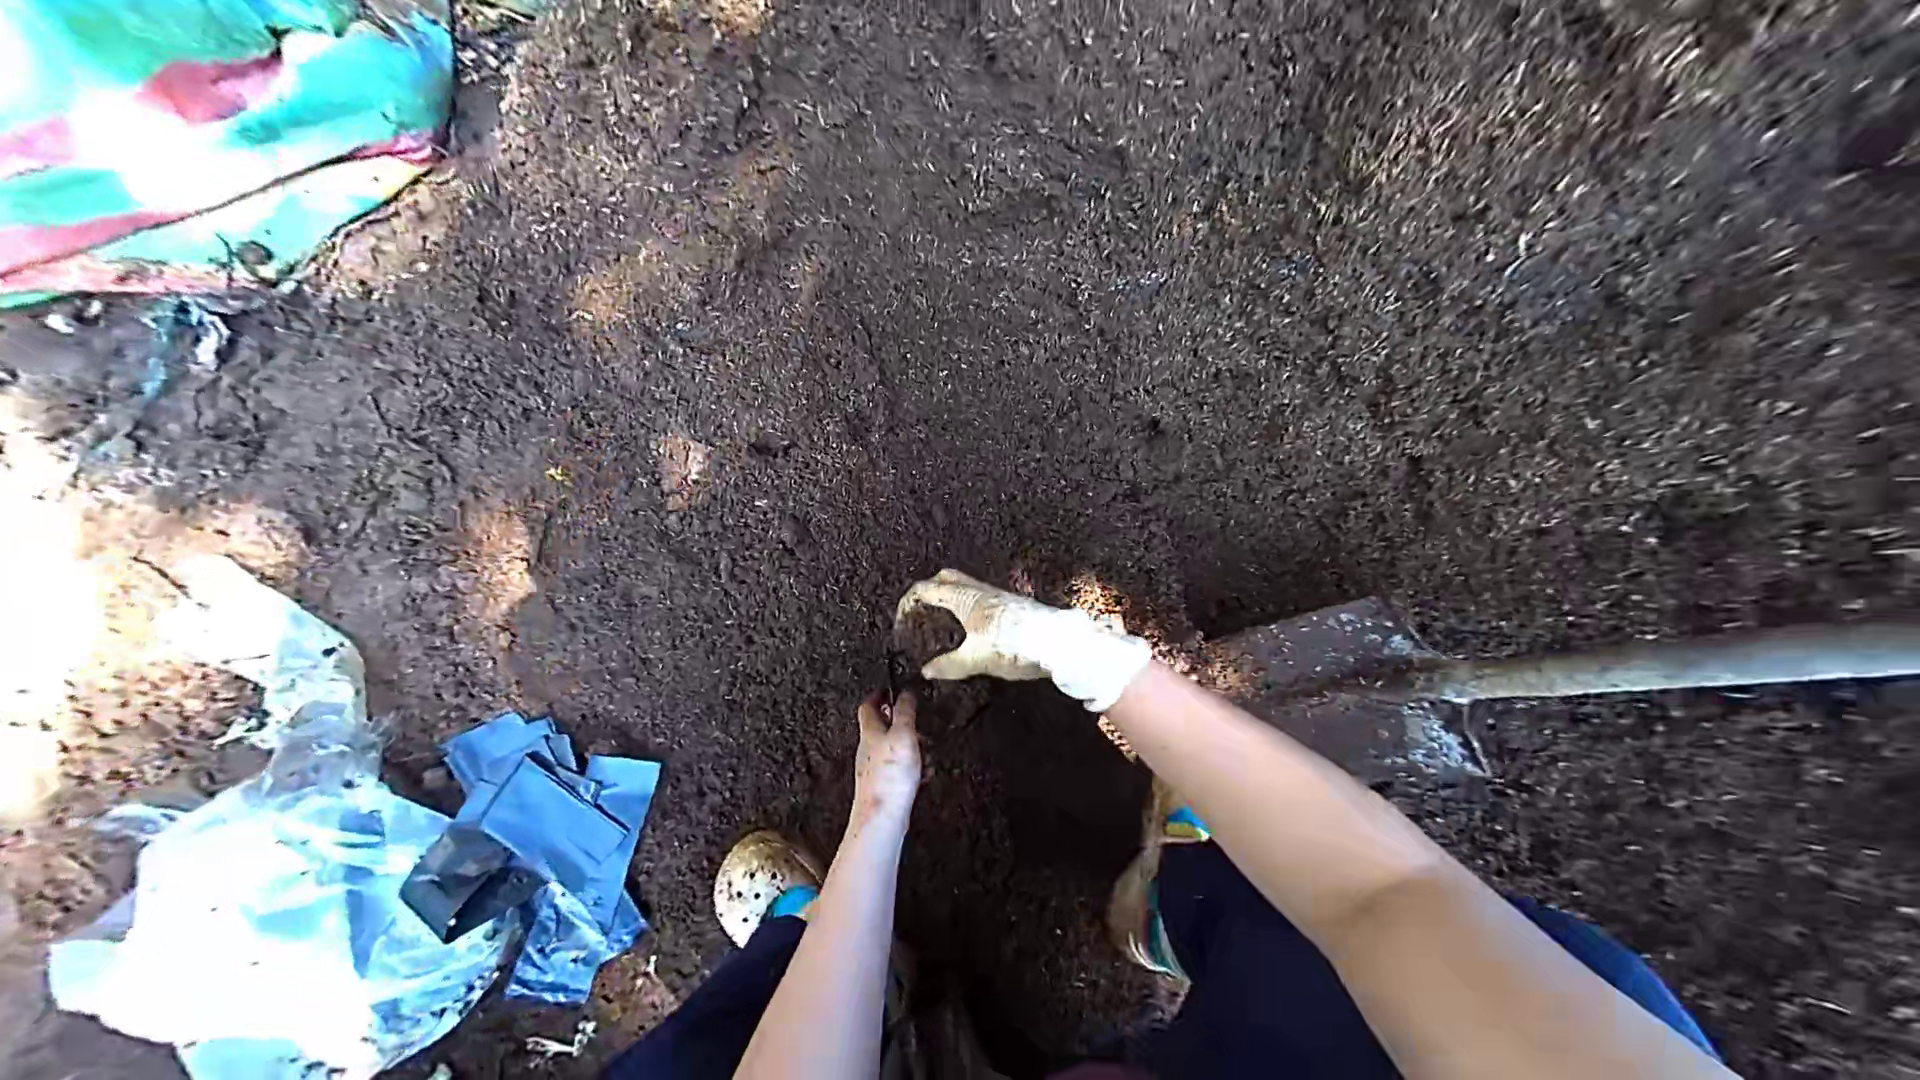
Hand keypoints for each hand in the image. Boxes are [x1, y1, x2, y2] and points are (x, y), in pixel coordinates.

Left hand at [853, 690, 921, 826]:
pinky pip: (899, 769)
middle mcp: (868, 749)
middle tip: (917, 724)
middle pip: (883, 727)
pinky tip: (924, 774)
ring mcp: (874, 768)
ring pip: (894, 748)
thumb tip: (906, 692)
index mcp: (870, 732)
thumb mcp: (903, 734)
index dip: (878, 695)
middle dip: (903, 723)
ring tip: (926, 753)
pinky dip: (913, 767)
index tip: (889, 689)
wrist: (882, 817)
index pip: (868, 706)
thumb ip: (905, 712)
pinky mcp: (883, 785)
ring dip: (912, 747)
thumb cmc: (890, 777)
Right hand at [893, 568, 1053, 680]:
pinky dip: (964, 605)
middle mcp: (978, 590)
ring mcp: (995, 595)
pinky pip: (977, 597)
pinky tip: (969, 625)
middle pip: (945, 579)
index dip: (908, 601)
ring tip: (941, 618)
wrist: (1057, 641)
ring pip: (963, 586)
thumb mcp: (975, 659)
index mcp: (964, 597)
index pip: (926, 588)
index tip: (901, 618)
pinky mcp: (1008, 604)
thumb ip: (948, 664)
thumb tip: (927, 670)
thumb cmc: (1013, 645)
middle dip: (928, 590)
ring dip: (948, 596)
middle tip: (919, 611)